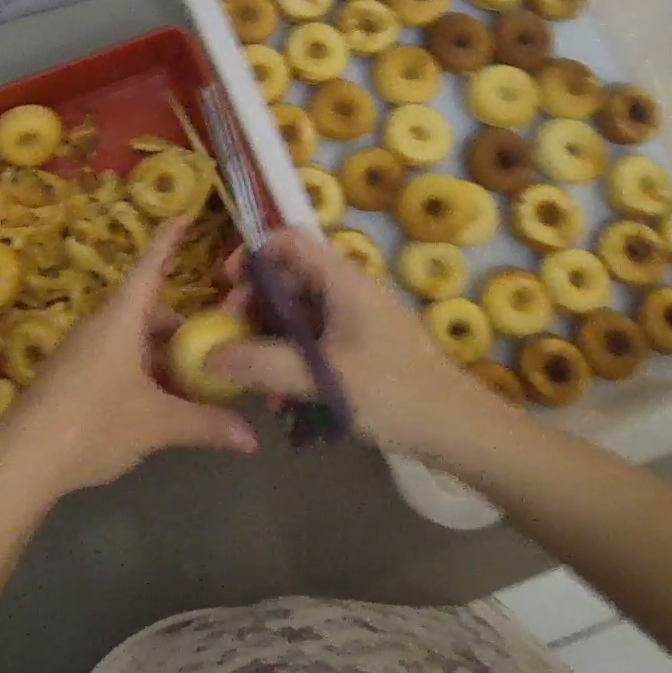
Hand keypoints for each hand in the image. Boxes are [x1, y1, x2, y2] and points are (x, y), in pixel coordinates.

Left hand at [0, 219, 258, 500]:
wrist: (23, 458)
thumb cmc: (93, 424)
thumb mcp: (156, 425)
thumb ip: (206, 425)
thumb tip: (253, 439)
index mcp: (119, 321)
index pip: (148, 269)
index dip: (167, 242)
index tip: (182, 215)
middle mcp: (99, 326)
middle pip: (145, 311)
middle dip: (179, 327)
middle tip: (212, 348)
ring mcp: (81, 351)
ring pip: (131, 339)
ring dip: (161, 355)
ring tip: (192, 384)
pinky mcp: (70, 375)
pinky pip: (115, 359)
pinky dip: (141, 370)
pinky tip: (157, 404)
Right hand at [206, 228, 510, 459]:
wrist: (463, 432)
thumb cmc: (395, 393)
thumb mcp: (322, 378)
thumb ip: (262, 364)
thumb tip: (208, 357)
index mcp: (342, 280)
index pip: (288, 240)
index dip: (253, 252)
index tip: (227, 285)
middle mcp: (347, 290)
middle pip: (287, 277)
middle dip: (254, 305)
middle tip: (232, 337)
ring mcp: (355, 319)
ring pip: (297, 313)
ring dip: (270, 340)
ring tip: (254, 379)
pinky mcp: (360, 347)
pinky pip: (313, 340)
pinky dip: (292, 359)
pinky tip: (282, 397)